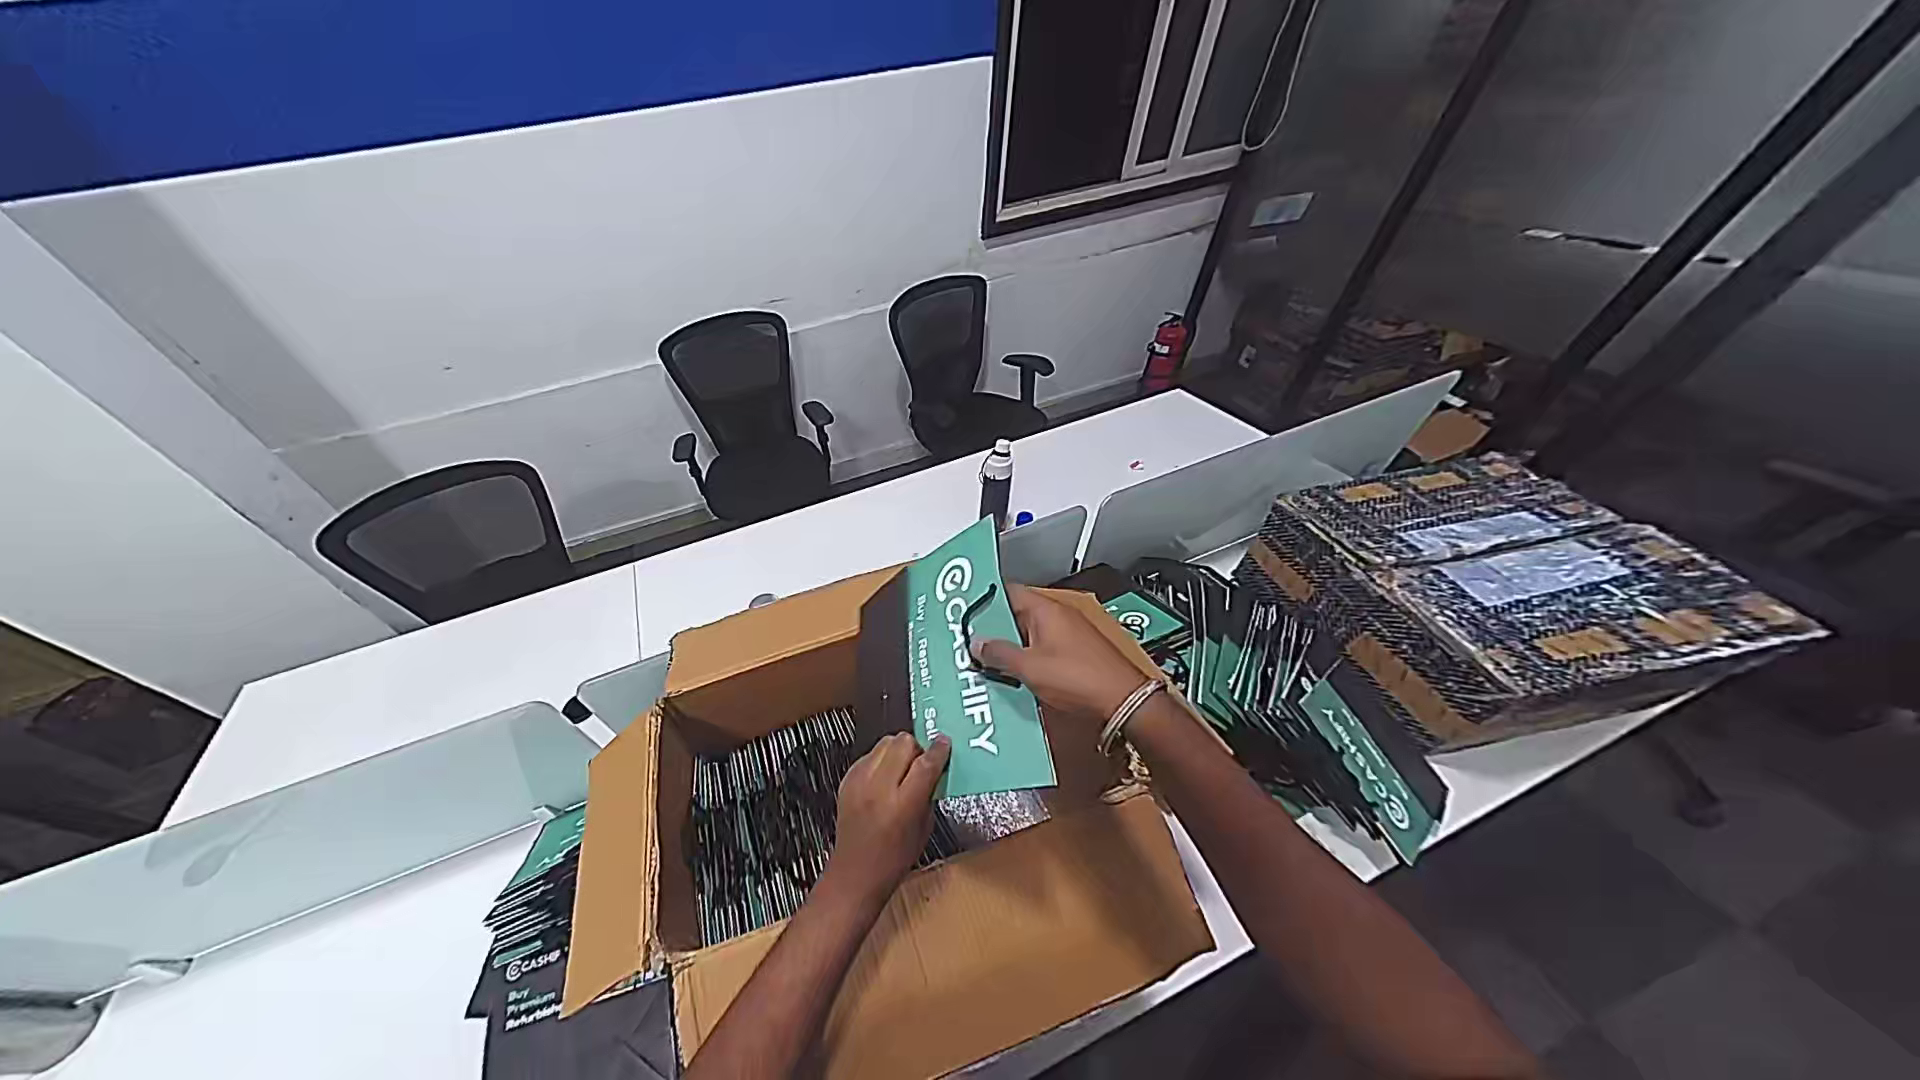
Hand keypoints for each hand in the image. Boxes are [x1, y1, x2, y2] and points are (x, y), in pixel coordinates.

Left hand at [828, 733, 950, 898]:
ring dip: (898, 751)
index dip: (939, 750)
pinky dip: (880, 760)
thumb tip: (934, 769)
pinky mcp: (847, 780)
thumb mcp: (924, 828)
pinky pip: (869, 755)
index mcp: (903, 804)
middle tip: (920, 762)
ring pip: (885, 742)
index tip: (945, 742)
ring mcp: (859, 782)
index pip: (925, 763)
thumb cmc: (894, 859)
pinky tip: (884, 777)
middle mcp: (878, 788)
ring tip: (901, 768)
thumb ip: (929, 793)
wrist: (855, 874)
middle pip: (903, 743)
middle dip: (916, 748)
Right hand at [970, 585, 1149, 738]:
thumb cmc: (1080, 678)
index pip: (1008, 591)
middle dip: (994, 629)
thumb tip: (978, 643)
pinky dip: (1026, 657)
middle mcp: (1057, 616)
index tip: (965, 612)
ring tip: (988, 662)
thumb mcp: (1030, 667)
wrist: (1122, 700)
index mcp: (1045, 610)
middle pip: (1016, 614)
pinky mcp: (1073, 652)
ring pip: (1027, 633)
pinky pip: (1041, 647)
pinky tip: (1015, 674)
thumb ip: (999, 653)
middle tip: (971, 643)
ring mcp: (1067, 633)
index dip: (985, 600)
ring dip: (1010, 646)